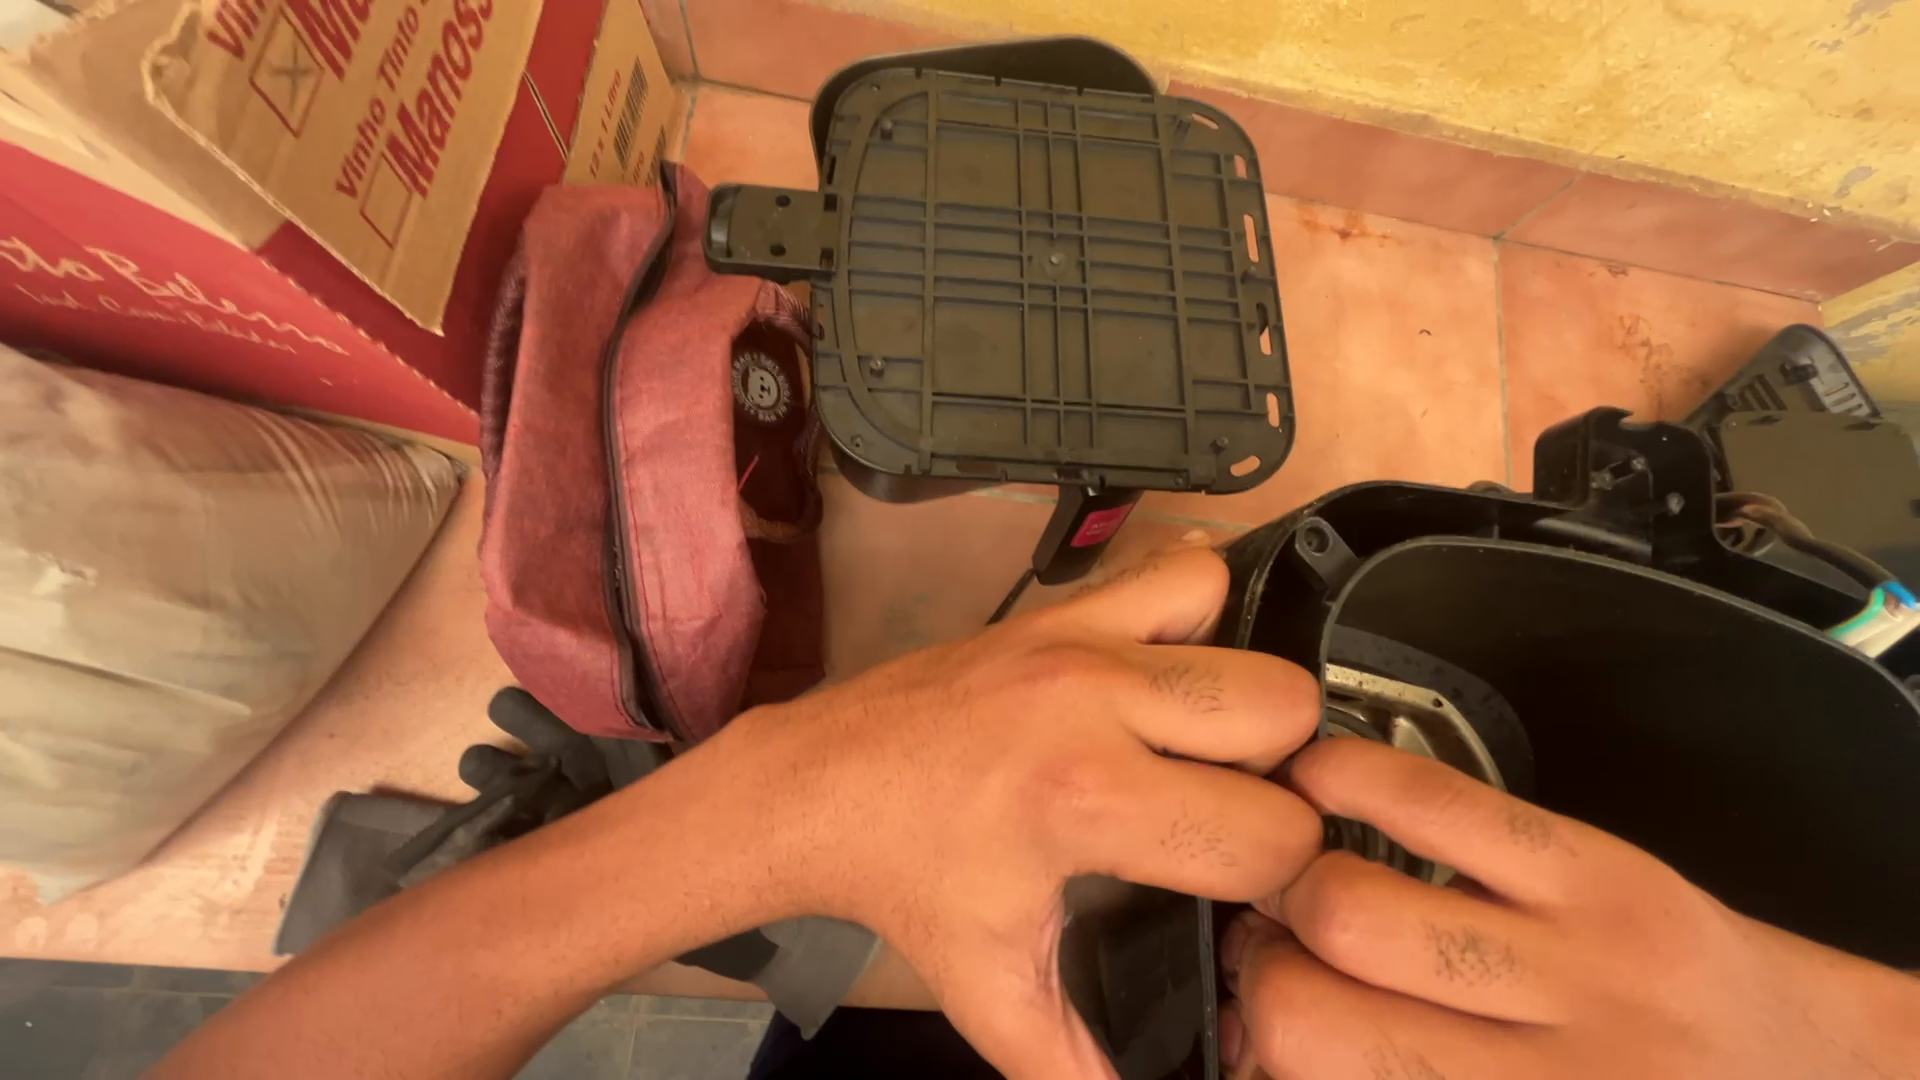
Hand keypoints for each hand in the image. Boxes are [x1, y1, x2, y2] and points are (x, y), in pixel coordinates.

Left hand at [709, 539, 1323, 1078]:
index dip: (1278, 874)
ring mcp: (1074, 640)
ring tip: (1200, 737)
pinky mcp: (1054, 609)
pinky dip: (1191, 608)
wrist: (821, 780)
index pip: (1269, 833)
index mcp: (1088, 799)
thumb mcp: (992, 988)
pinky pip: (1166, 570)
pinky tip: (1167, 661)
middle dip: (1279, 772)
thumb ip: (1082, 1065)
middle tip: (1230, 803)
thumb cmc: (905, 877)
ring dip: (1241, 692)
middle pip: (1284, 710)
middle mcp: (1092, 701)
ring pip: (1239, 629)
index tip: (1245, 881)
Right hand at [1220, 738, 1919, 1079]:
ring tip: (1306, 865)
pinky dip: (1337, 776)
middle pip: (1309, 1005)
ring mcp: (1586, 971)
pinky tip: (1318, 785)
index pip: (1308, 1066)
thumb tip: (1243, 1036)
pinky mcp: (1604, 873)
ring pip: (1348, 905)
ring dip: (1290, 875)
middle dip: (1262, 956)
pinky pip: (1427, 800)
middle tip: (1279, 933)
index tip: (1256, 995)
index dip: (1250, 1024)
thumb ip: (1377, 1076)